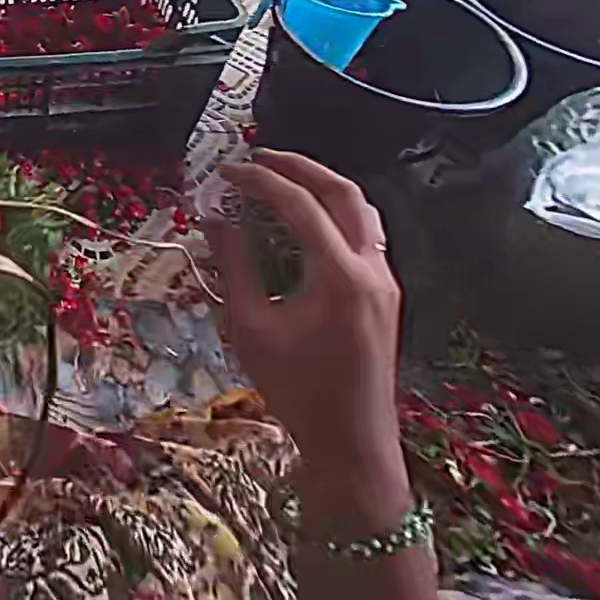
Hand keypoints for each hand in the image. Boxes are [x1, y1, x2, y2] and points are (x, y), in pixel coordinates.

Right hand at [206, 150, 410, 528]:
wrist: (352, 443)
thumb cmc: (296, 390)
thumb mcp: (251, 326)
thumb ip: (234, 266)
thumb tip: (215, 220)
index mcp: (339, 275)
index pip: (299, 206)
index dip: (260, 181)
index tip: (228, 171)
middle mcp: (371, 268)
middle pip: (342, 192)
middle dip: (299, 167)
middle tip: (259, 156)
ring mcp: (384, 279)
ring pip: (361, 208)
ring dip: (322, 185)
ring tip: (284, 177)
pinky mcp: (384, 292)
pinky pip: (365, 232)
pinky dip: (336, 211)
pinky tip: (309, 218)